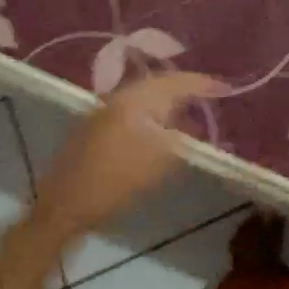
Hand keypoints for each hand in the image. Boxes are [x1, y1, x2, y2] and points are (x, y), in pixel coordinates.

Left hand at [30, 73, 222, 242]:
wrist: (63, 206)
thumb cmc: (114, 183)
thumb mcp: (159, 163)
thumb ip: (182, 139)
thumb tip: (194, 126)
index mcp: (135, 100)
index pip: (175, 82)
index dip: (202, 84)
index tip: (225, 88)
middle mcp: (118, 97)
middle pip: (158, 83)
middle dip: (184, 89)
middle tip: (208, 96)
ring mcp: (103, 110)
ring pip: (143, 96)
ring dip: (166, 101)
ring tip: (189, 112)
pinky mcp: (94, 126)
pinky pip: (131, 109)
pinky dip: (150, 113)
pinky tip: (160, 128)